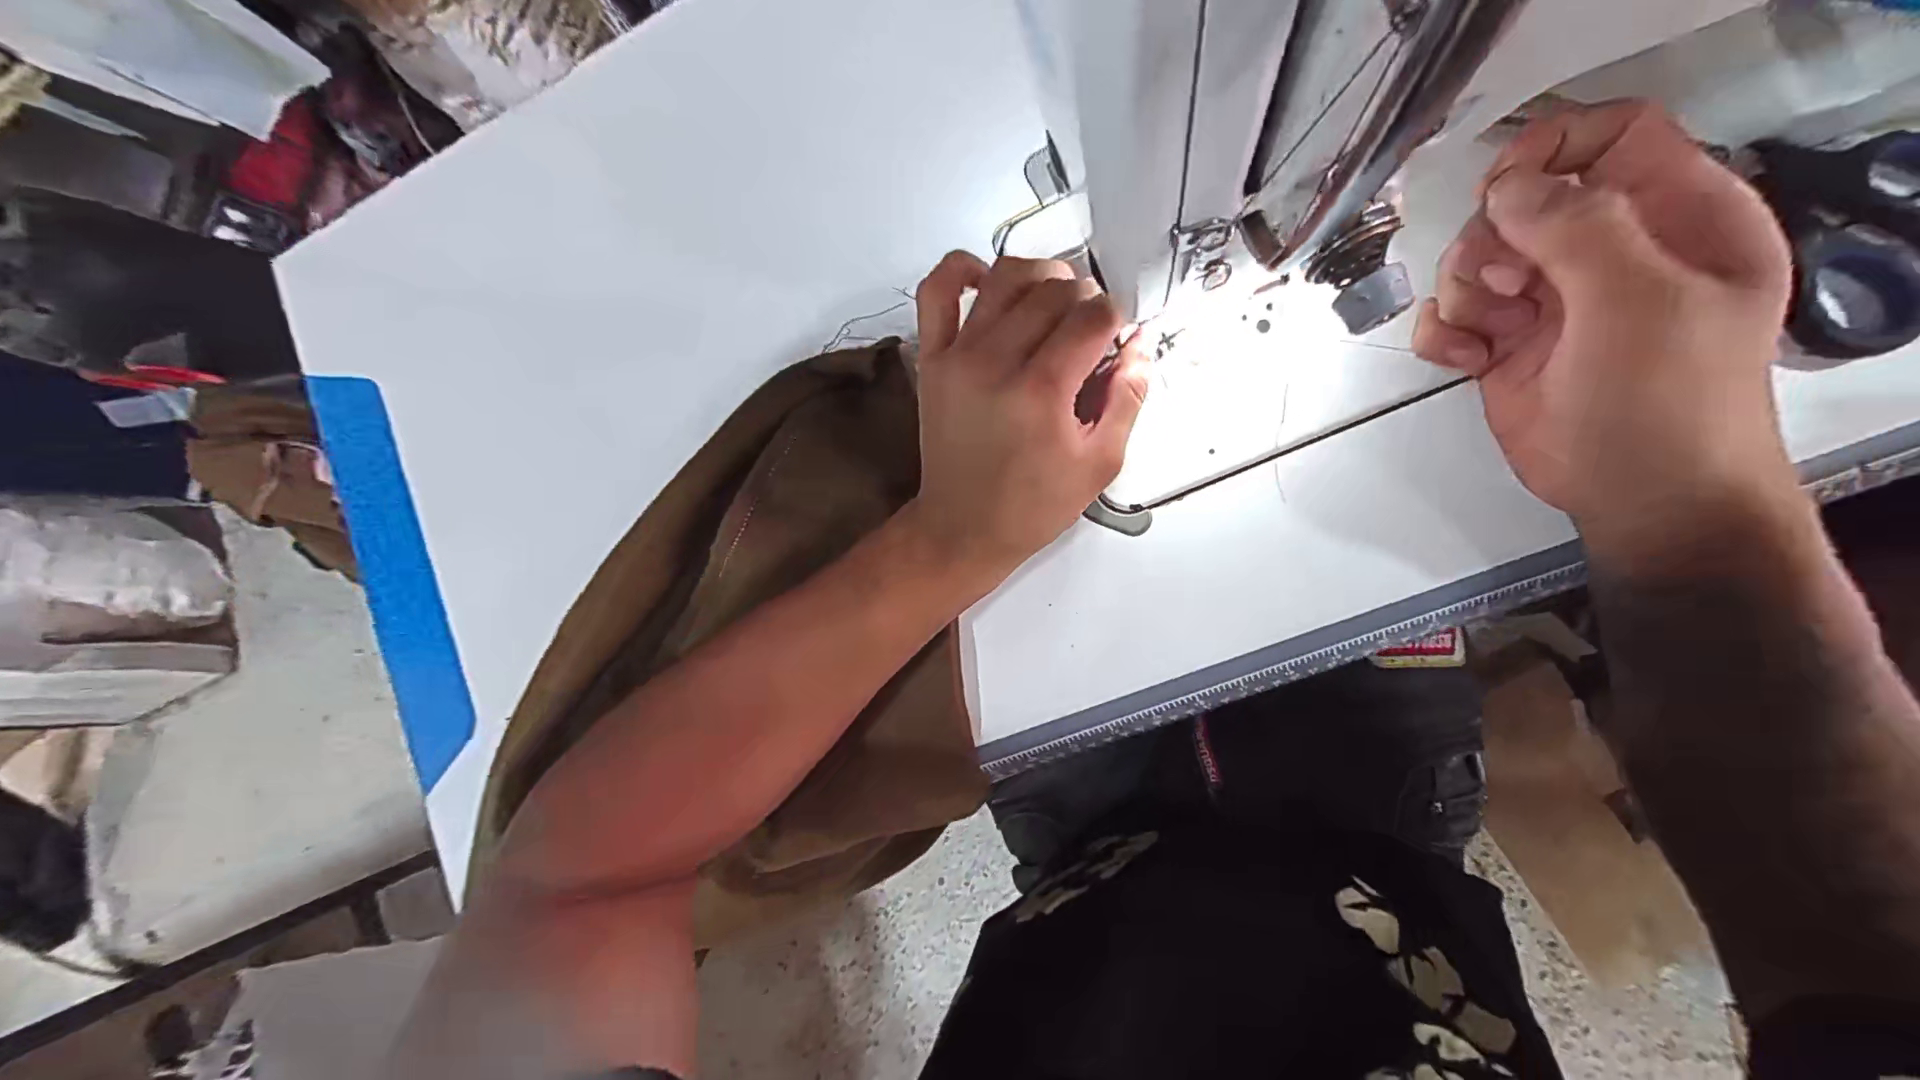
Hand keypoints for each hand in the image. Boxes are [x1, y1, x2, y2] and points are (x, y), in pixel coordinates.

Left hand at [900, 252, 1149, 573]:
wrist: (963, 528)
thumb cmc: (1031, 506)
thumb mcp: (1100, 464)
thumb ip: (1127, 398)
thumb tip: (1138, 345)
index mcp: (1042, 393)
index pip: (1093, 316)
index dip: (1117, 318)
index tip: (1117, 337)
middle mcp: (996, 364)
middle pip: (1054, 291)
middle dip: (1086, 299)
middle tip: (1090, 330)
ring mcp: (958, 357)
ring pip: (1007, 277)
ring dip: (1042, 275)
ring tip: (1056, 300)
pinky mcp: (932, 359)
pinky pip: (938, 290)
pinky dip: (962, 269)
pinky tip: (991, 282)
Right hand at [1412, 101, 1800, 566]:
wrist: (1636, 492)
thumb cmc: (1664, 401)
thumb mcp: (1637, 301)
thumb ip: (1578, 229)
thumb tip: (1508, 186)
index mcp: (1672, 218)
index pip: (1611, 137)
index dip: (1551, 149)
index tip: (1501, 191)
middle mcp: (1604, 252)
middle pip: (1517, 205)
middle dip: (1489, 244)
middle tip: (1506, 291)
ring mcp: (1547, 302)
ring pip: (1471, 262)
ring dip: (1462, 297)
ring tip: (1492, 337)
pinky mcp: (1501, 345)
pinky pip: (1447, 318)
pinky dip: (1442, 337)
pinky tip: (1467, 362)